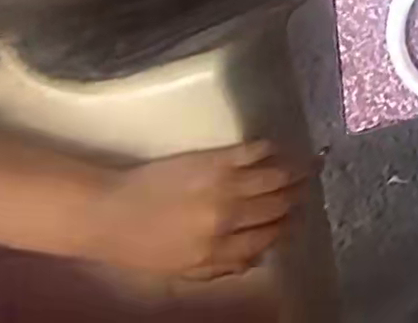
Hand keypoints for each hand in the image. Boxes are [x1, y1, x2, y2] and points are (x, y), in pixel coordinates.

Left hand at [81, 142, 303, 280]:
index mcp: (214, 249)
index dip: (287, 226)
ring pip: (278, 175)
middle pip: (279, 204)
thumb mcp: (176, 269)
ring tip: (310, 164)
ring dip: (298, 170)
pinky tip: (279, 149)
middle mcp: (227, 217)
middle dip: (298, 196)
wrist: (107, 212)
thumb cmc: (140, 245)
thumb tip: (259, 258)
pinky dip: (274, 149)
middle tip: (309, 187)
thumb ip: (218, 266)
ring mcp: (226, 184)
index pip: (268, 236)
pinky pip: (261, 150)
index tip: (296, 217)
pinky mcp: (222, 158)